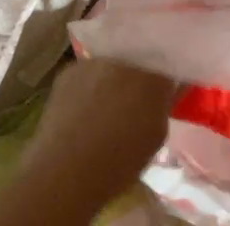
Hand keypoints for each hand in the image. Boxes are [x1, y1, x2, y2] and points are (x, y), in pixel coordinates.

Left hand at [24, 58, 174, 185]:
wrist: (63, 171)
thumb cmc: (118, 162)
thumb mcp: (156, 137)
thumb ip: (164, 105)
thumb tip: (166, 89)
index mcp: (152, 75)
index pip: (166, 64)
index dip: (164, 77)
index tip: (161, 92)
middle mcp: (124, 59)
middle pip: (137, 60)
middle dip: (137, 76)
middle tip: (134, 100)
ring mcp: (94, 62)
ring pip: (110, 65)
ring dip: (112, 79)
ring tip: (105, 105)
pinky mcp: (68, 70)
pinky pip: (87, 73)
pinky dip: (89, 86)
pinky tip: (84, 108)